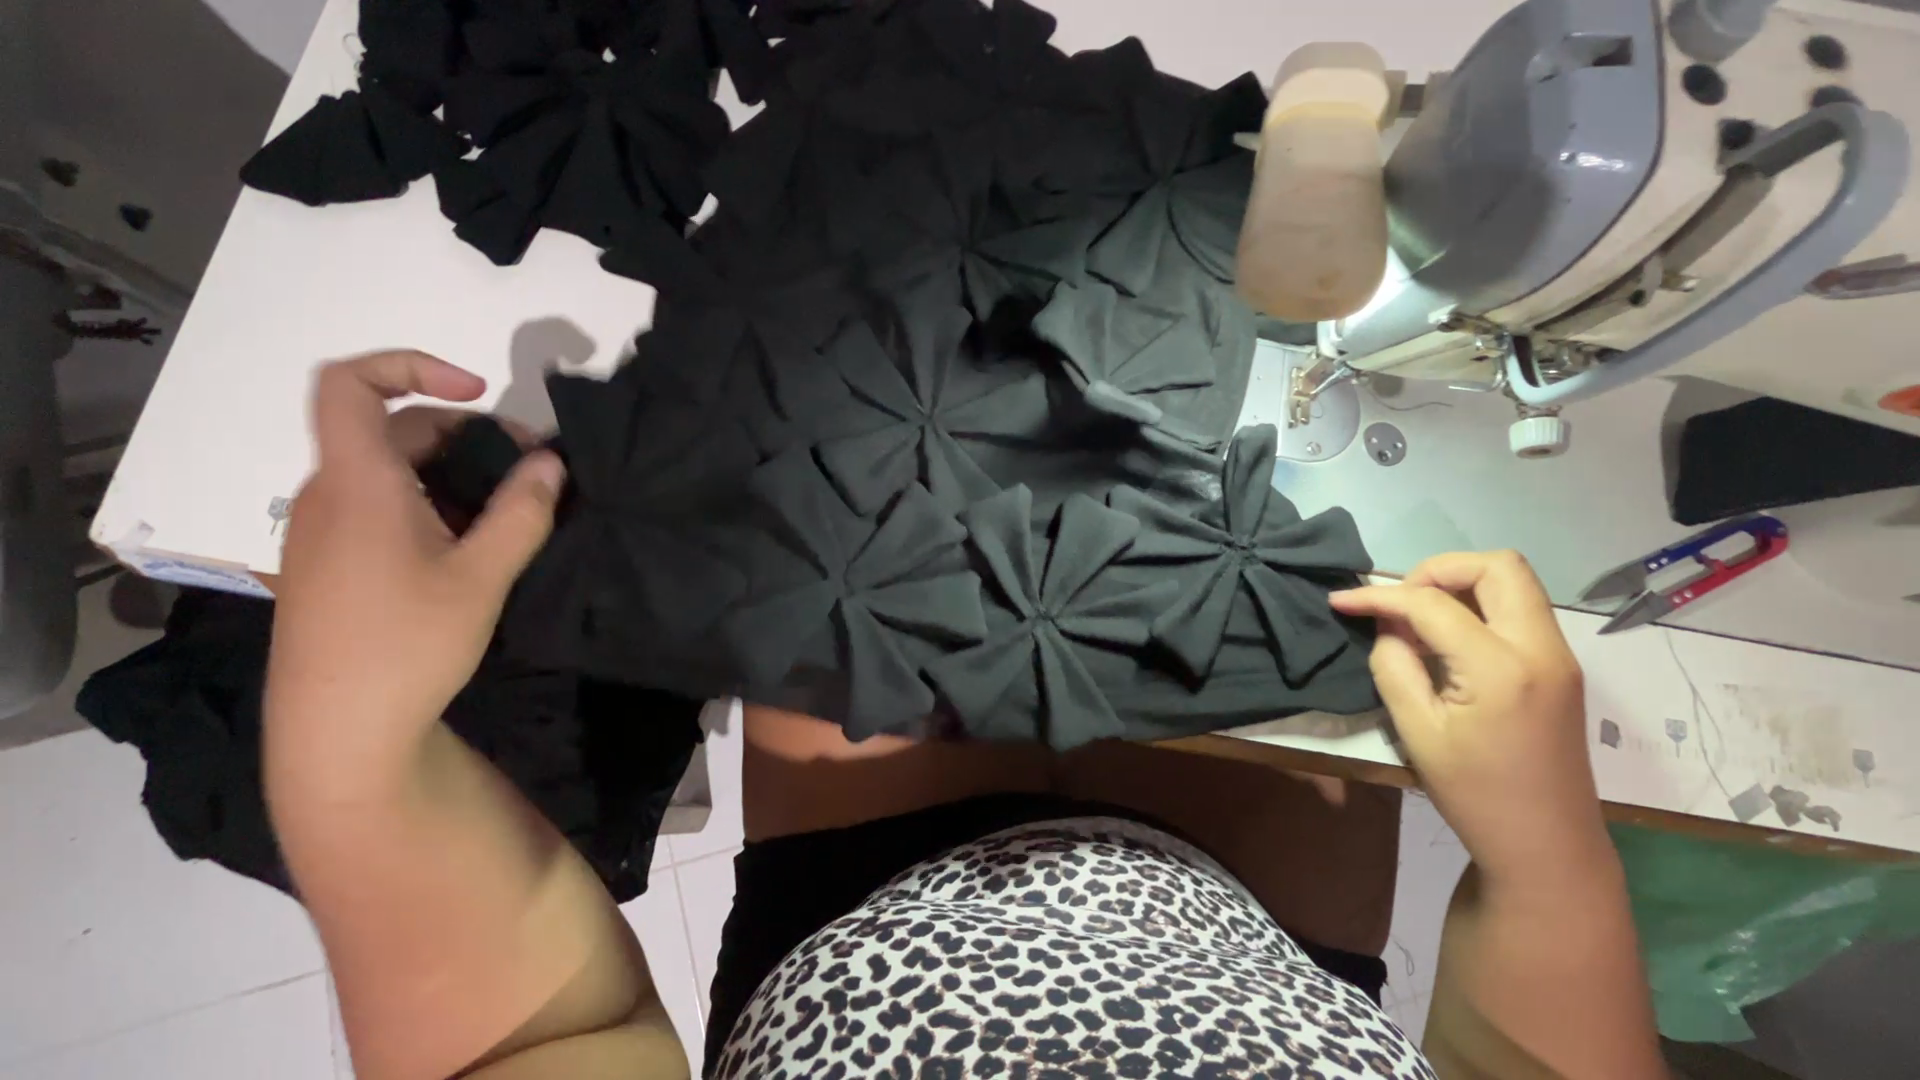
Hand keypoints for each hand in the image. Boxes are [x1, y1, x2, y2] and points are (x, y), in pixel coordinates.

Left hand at [264, 351, 565, 772]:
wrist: (338, 732)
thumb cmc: (409, 644)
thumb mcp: (482, 576)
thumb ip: (522, 512)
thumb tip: (551, 462)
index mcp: (358, 483)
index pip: (349, 382)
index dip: (411, 364)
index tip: (478, 394)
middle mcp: (327, 496)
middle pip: (389, 429)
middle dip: (464, 433)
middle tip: (528, 469)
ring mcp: (322, 534)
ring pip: (388, 472)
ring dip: (451, 473)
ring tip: (508, 512)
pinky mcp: (328, 567)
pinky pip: (378, 508)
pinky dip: (428, 504)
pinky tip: (468, 549)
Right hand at [1329, 552, 1607, 885]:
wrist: (1546, 845)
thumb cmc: (1474, 794)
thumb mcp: (1416, 731)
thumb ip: (1394, 665)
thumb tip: (1387, 625)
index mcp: (1500, 668)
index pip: (1432, 604)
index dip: (1380, 595)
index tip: (1341, 601)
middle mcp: (1541, 648)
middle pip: (1497, 565)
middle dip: (1437, 570)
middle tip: (1398, 601)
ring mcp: (1558, 655)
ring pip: (1514, 581)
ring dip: (1461, 584)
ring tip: (1417, 616)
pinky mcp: (1559, 666)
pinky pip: (1520, 609)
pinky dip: (1479, 604)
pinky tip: (1446, 636)